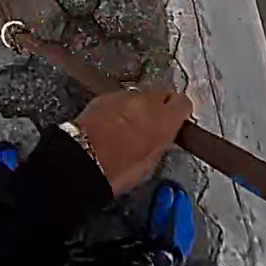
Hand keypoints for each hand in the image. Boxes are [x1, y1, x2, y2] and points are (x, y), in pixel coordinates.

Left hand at [74, 89, 191, 195]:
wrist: (83, 158)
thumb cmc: (118, 169)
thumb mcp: (150, 163)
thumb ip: (162, 143)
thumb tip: (165, 138)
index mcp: (163, 118)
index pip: (183, 102)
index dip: (181, 112)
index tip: (178, 121)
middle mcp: (145, 101)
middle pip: (161, 96)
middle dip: (159, 109)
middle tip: (153, 127)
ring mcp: (123, 96)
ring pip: (140, 97)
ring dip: (139, 109)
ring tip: (130, 129)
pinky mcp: (104, 96)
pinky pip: (120, 99)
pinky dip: (121, 109)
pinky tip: (114, 125)